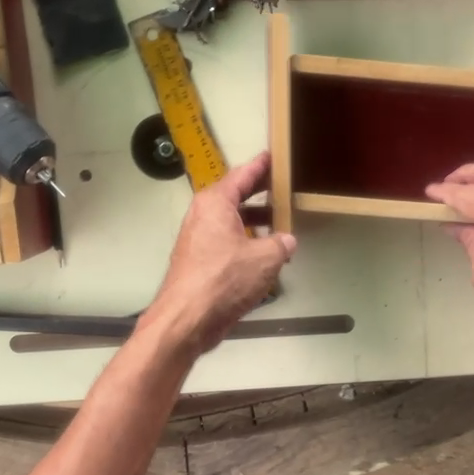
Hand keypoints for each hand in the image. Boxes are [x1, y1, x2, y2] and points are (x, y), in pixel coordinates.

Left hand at [144, 152, 296, 353]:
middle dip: (260, 194)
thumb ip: (280, 244)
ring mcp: (198, 239)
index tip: (273, 156)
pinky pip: (227, 243)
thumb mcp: (265, 259)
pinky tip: (264, 256)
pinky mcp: (198, 262)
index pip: (242, 175)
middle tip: (284, 189)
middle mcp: (202, 215)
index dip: (260, 166)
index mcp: (215, 203)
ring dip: (255, 223)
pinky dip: (245, 244)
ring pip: (231, 222)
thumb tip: (286, 241)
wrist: (186, 318)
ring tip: (281, 225)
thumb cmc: (224, 280)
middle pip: (235, 197)